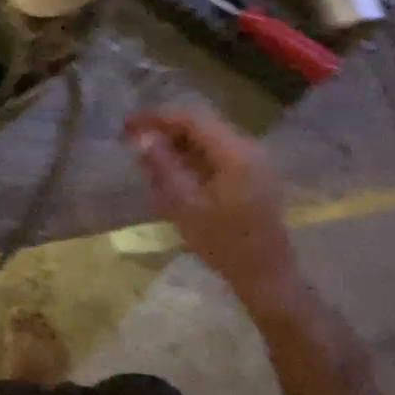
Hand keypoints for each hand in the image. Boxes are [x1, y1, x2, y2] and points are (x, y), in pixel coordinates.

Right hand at [125, 105, 298, 303]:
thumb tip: (142, 138)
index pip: (190, 118)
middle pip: (200, 124)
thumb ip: (163, 167)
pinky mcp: (252, 176)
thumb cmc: (224, 244)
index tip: (127, 126)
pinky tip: (172, 173)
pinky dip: (192, 158)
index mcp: (235, 152)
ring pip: (208, 139)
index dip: (156, 117)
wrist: (267, 277)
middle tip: (133, 142)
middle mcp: (248, 148)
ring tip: (148, 159)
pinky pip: (217, 154)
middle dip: (165, 129)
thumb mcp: (185, 206)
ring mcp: (253, 161)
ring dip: (177, 144)